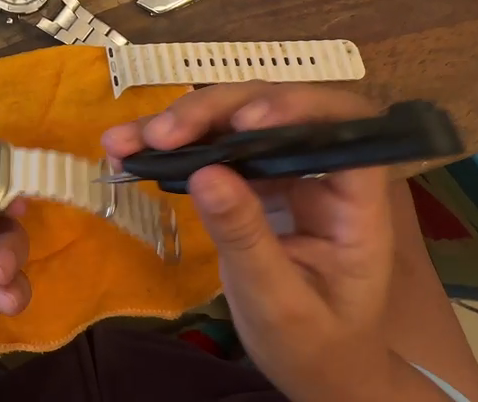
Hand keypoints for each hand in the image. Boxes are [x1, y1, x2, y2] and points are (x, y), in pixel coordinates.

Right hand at [103, 85, 414, 401]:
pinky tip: (125, 149)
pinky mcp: (244, 176)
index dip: (297, 109)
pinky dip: (164, 144)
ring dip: (178, 122)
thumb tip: (205, 173)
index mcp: (352, 201)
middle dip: (214, 112)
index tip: (245, 122)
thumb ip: (246, 237)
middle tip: (163, 135)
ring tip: (128, 140)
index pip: (340, 127)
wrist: (312, 369)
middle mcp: (316, 170)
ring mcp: (278, 169)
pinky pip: (205, 144)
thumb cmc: (313, 345)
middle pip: (270, 108)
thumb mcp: (279, 302)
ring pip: (230, 118)